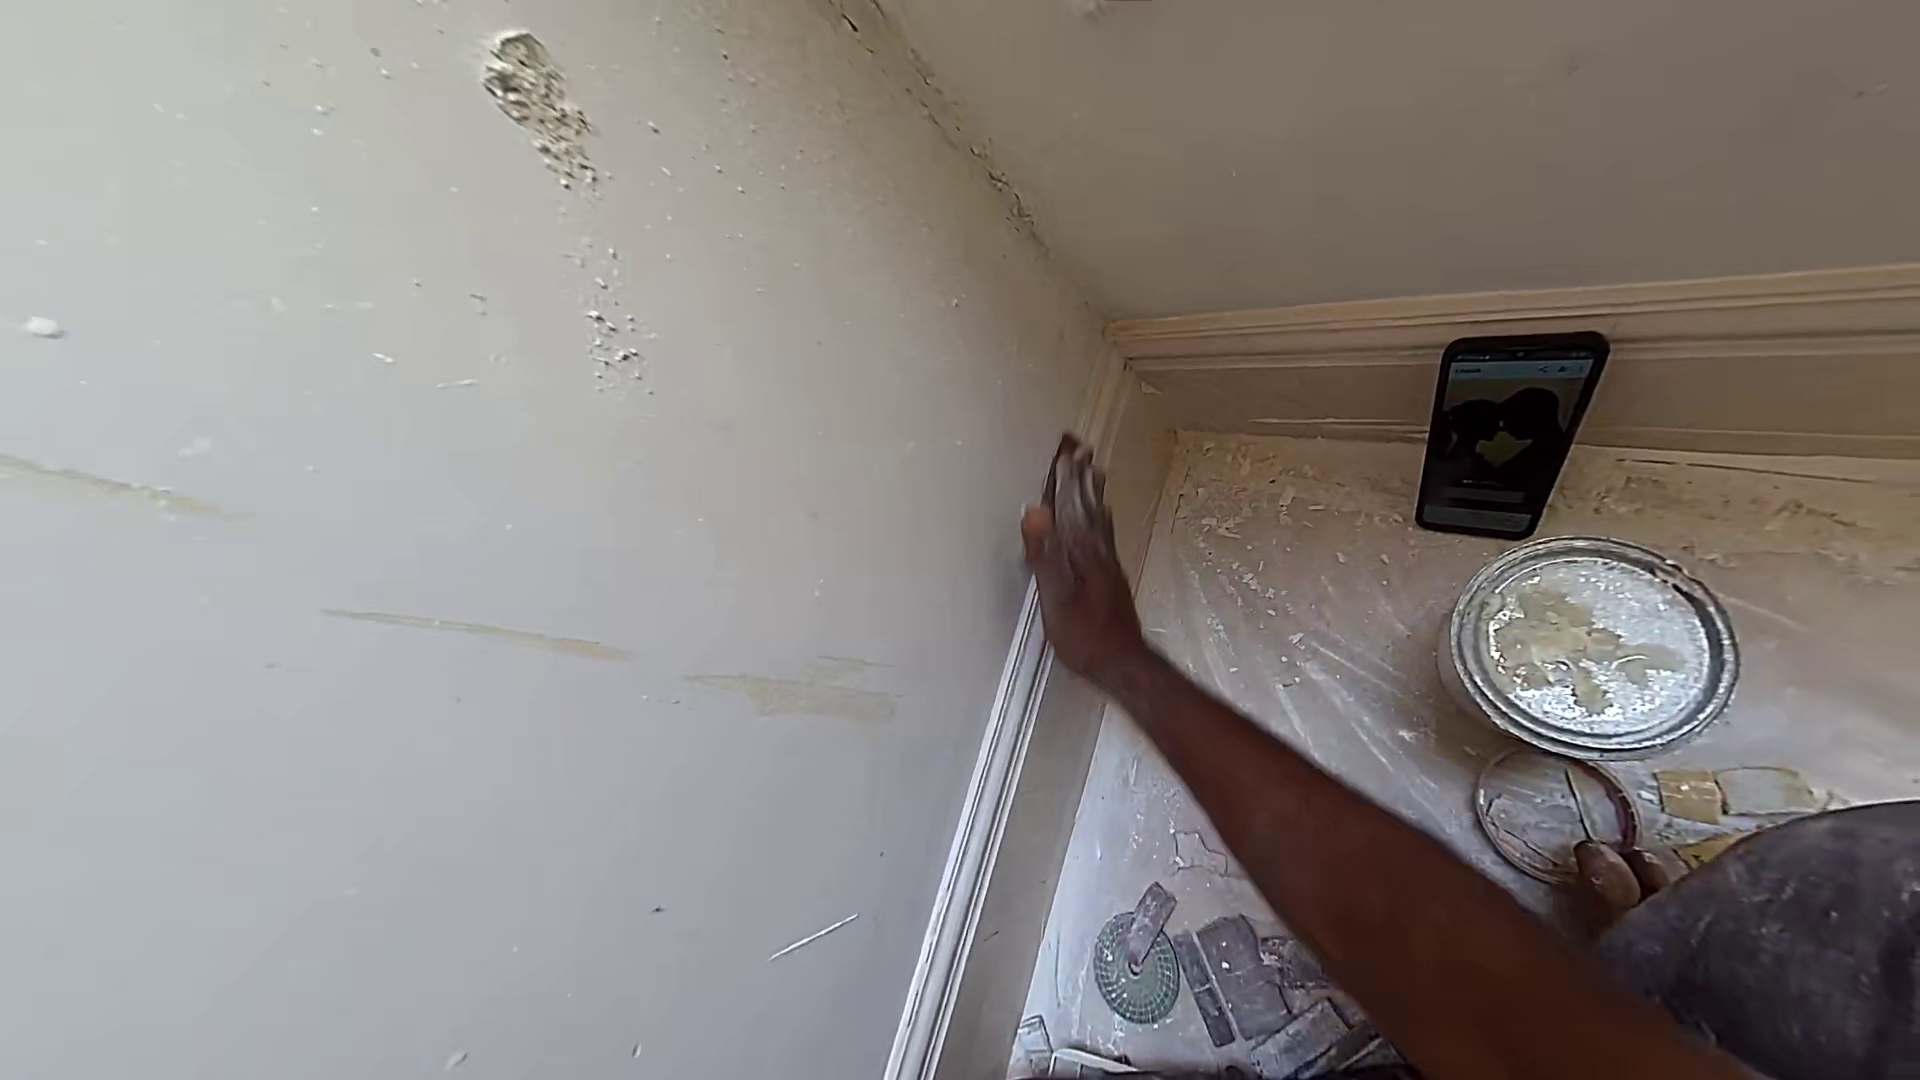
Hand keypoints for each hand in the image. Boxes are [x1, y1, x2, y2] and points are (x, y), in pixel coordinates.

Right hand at [1020, 435, 1151, 688]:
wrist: (1122, 663)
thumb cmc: (1084, 635)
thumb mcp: (1056, 597)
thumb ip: (1044, 553)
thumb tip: (1035, 510)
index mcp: (1081, 550)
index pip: (1071, 505)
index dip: (1066, 478)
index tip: (1063, 450)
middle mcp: (1097, 549)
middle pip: (1088, 504)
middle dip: (1081, 475)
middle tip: (1079, 446)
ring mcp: (1106, 561)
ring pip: (1098, 515)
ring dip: (1092, 490)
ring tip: (1091, 467)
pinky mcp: (1109, 574)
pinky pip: (1103, 531)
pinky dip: (1100, 514)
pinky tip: (1102, 514)